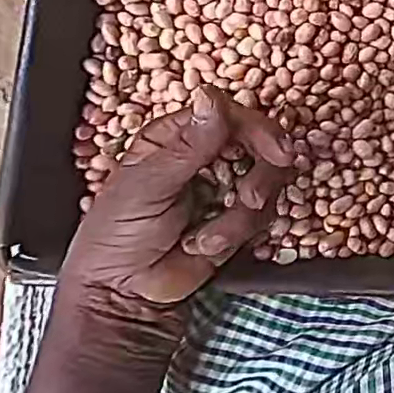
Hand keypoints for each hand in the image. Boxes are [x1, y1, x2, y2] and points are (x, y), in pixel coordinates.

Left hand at [58, 85, 292, 343]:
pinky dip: (237, 233)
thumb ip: (188, 145)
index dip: (257, 128)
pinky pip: (262, 214)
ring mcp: (226, 185)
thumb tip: (210, 96)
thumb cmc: (117, 235)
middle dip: (261, 174)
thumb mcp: (148, 186)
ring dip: (242, 214)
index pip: (230, 115)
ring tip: (208, 238)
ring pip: (267, 180)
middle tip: (252, 198)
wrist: (122, 296)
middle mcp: (207, 154)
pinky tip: (203, 247)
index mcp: (178, 135)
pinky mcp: (238, 217)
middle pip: (260, 143)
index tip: (276, 150)